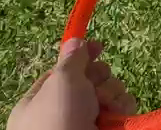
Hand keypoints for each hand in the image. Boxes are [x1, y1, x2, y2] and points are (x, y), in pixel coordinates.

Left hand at [9, 37, 137, 129]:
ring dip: (113, 94)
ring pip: (108, 93)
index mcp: (38, 102)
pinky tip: (118, 115)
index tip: (100, 47)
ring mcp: (82, 123)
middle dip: (101, 79)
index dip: (82, 57)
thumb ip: (71, 59)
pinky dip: (122, 109)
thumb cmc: (58, 120)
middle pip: (90, 79)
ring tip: (108, 106)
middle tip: (97, 87)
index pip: (63, 71)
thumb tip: (74, 40)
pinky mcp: (104, 129)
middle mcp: (61, 111)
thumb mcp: (62, 81)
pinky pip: (120, 109)